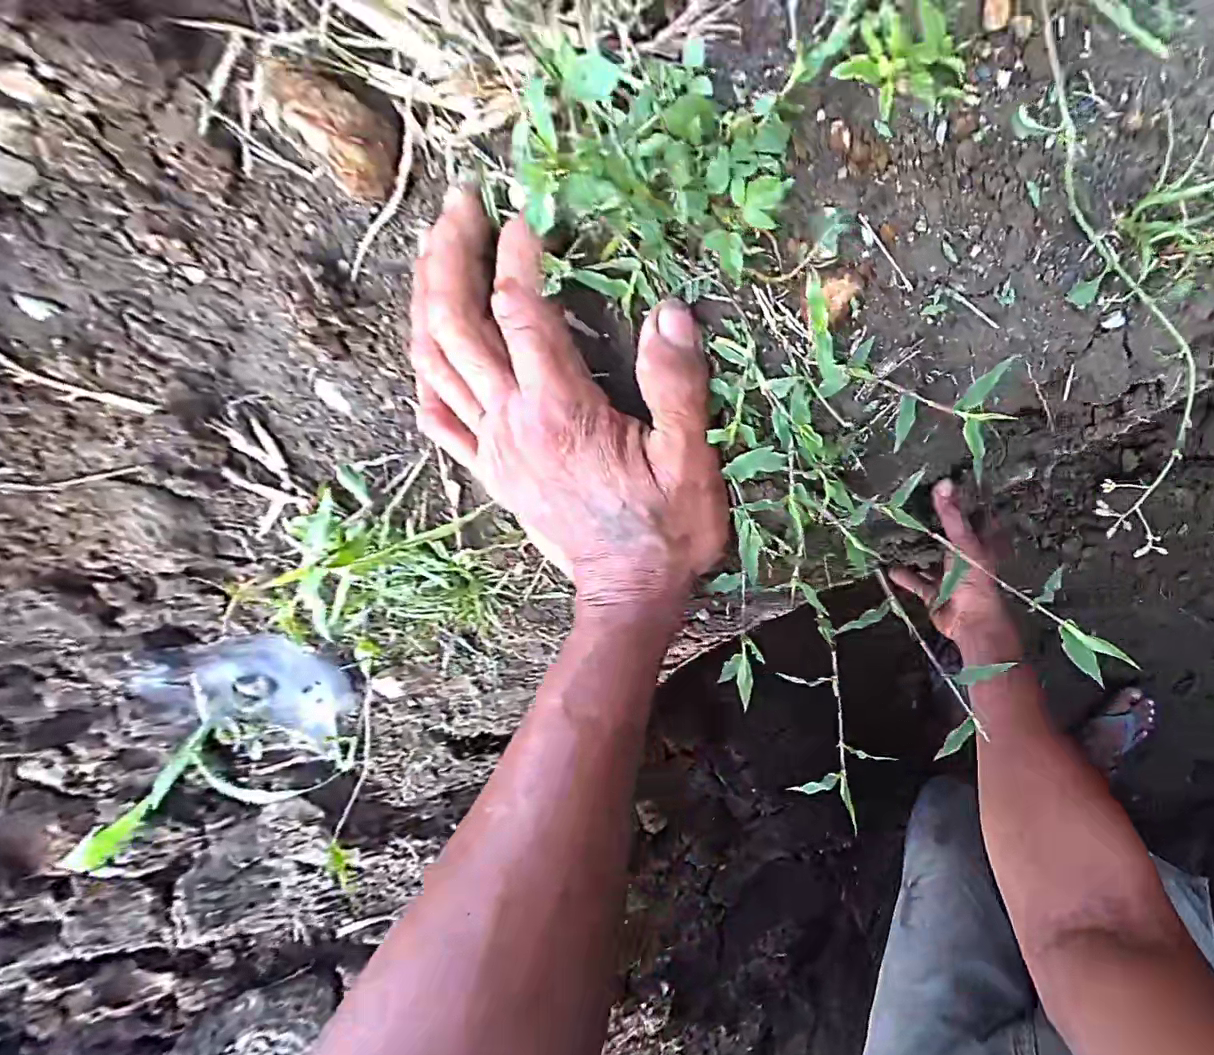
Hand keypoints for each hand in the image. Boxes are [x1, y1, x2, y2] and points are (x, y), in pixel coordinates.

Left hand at [409, 188, 727, 609]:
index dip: (521, 255)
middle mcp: (513, 421)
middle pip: (455, 320)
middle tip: (459, 206)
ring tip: (435, 254)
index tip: (529, 215)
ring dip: (426, 297)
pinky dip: (423, 369)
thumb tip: (671, 314)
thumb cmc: (669, 527)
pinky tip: (430, 349)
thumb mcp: (691, 458)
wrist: (632, 590)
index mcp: (560, 410)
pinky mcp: (491, 472)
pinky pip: (435, 413)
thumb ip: (678, 386)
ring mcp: (493, 447)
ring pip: (433, 358)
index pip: (522, 310)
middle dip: (450, 253)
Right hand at [888, 479, 1021, 663]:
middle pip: (948, 537)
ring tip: (896, 534)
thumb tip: (943, 483)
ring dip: (917, 551)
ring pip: (931, 560)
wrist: (970, 619)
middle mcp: (965, 558)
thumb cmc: (974, 577)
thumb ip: (951, 514)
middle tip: (911, 506)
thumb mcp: (963, 541)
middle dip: (933, 526)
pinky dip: (905, 575)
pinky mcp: (936, 593)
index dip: (961, 503)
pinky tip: (889, 566)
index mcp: (979, 543)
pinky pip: (918, 581)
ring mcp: (950, 576)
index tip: (943, 486)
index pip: (972, 517)